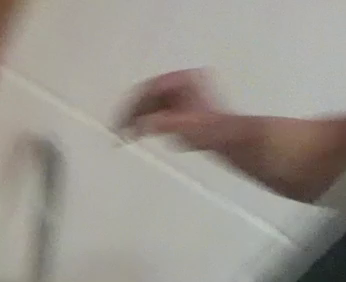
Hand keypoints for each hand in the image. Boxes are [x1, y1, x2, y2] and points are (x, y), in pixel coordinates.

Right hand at [116, 69, 248, 151]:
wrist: (227, 137)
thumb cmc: (211, 131)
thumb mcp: (182, 126)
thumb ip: (160, 124)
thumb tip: (139, 125)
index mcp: (185, 80)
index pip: (150, 87)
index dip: (131, 104)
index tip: (120, 119)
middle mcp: (185, 82)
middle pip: (148, 94)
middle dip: (131, 112)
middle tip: (118, 128)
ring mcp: (184, 93)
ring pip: (151, 102)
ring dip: (136, 118)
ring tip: (126, 134)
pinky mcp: (182, 105)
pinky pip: (156, 109)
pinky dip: (145, 121)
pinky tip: (138, 133)